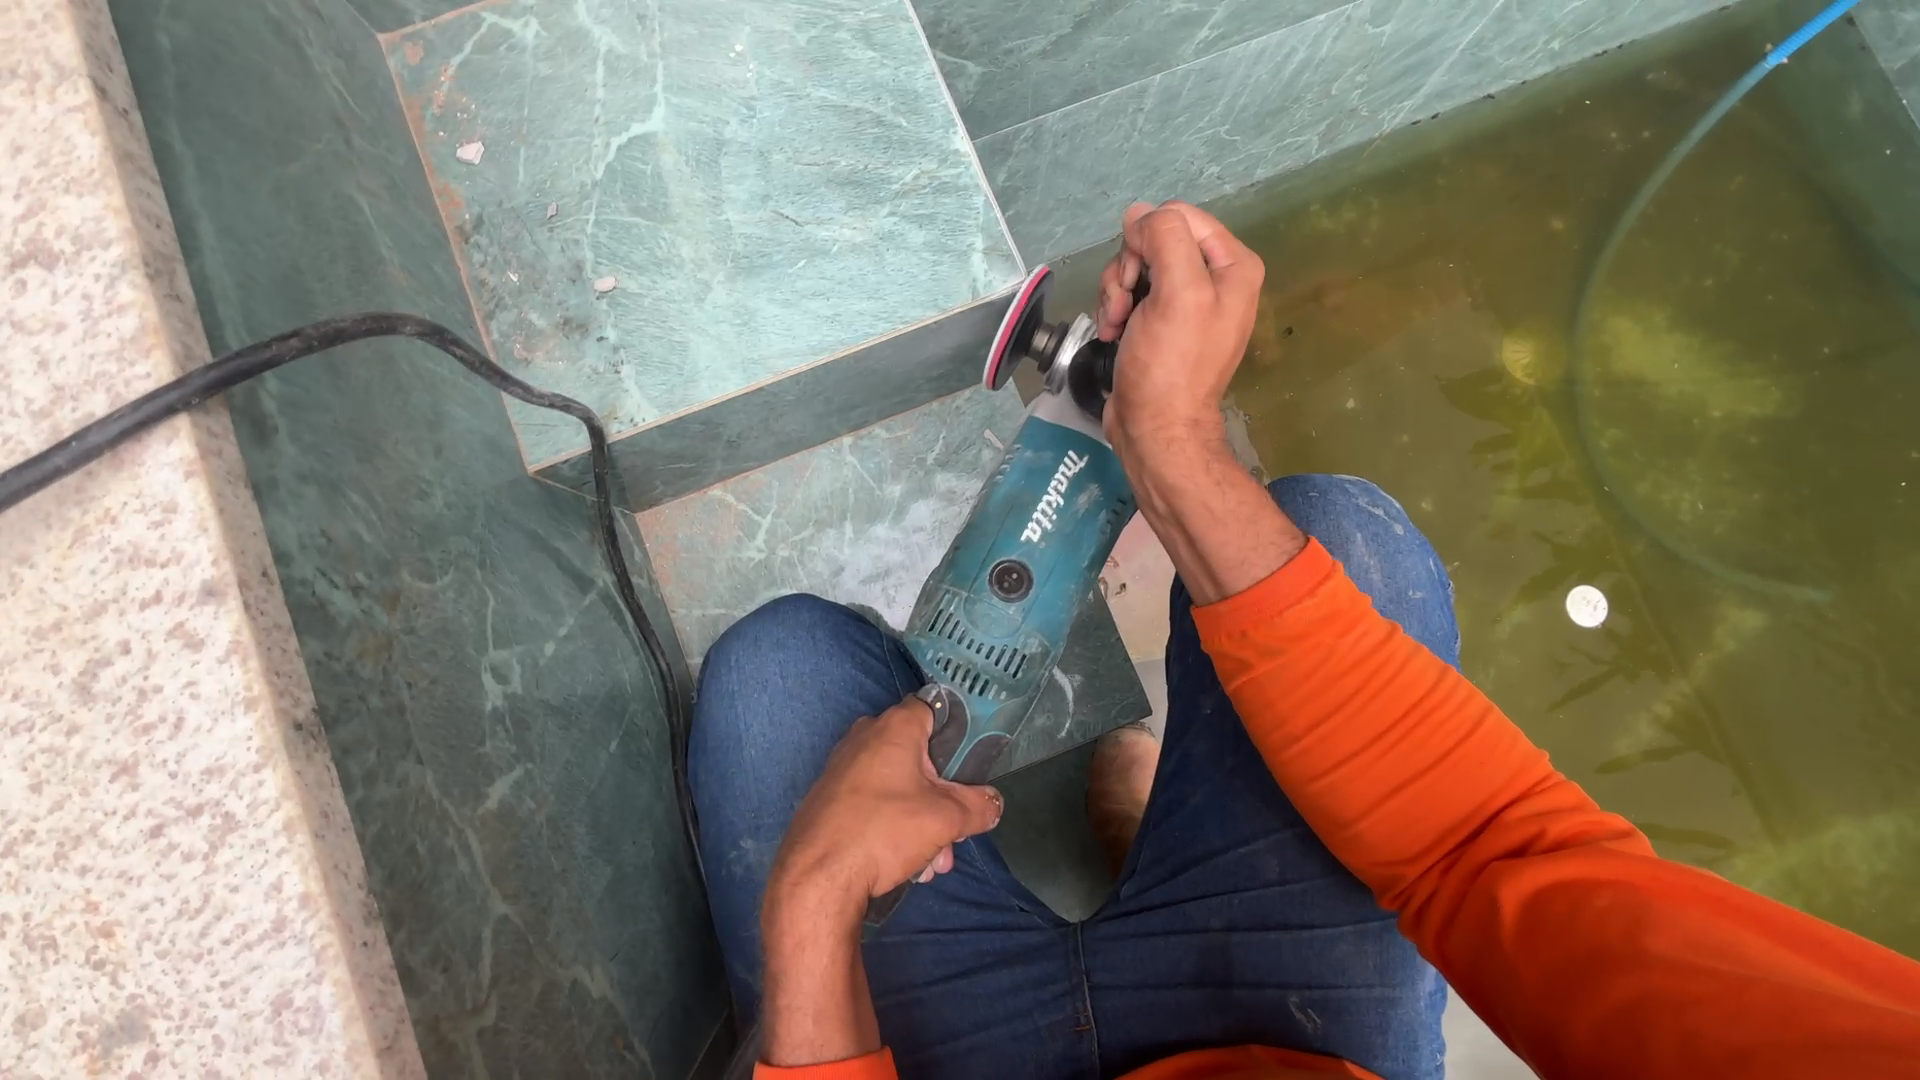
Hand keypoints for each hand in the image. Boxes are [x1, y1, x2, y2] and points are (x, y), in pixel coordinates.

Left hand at [765, 697, 1004, 923]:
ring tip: (931, 864)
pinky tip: (904, 865)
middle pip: (920, 757)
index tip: (972, 766)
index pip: (935, 709)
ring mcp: (843, 767)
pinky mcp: (830, 797)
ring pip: (899, 786)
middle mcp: (865, 736)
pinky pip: (874, 802)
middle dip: (943, 797)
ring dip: (922, 821)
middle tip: (955, 833)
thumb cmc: (883, 831)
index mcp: (894, 727)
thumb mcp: (946, 819)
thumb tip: (994, 803)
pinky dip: (893, 826)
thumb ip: (979, 805)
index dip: (959, 734)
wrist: (815, 878)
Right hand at [1095, 201, 1264, 461]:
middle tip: (1123, 306)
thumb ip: (1164, 238)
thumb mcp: (1177, 292)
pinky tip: (1112, 334)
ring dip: (1115, 294)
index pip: (1179, 217)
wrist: (1155, 429)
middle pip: (1154, 242)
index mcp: (1232, 266)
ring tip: (1115, 325)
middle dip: (1128, 271)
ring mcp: (1184, 304)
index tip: (1137, 278)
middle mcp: (1212, 281)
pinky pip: (1129, 296)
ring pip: (1135, 269)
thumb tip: (1138, 214)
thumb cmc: (1170, 364)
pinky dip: (1113, 312)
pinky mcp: (1158, 325)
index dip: (1147, 239)